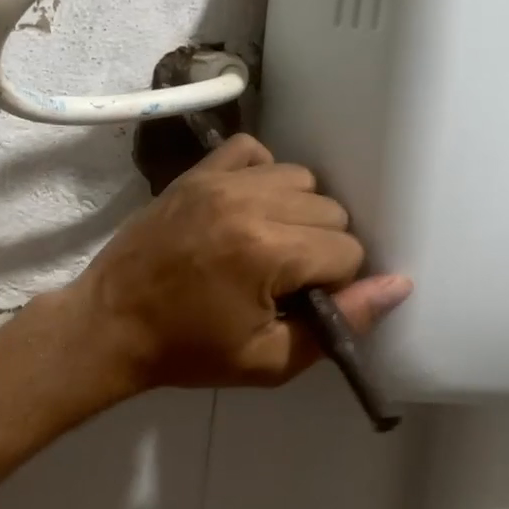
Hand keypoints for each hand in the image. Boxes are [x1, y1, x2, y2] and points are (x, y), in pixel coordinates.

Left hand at [65, 133, 410, 389]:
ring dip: (297, 212)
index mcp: (266, 250)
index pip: (347, 251)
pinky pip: (251, 150)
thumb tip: (398, 284)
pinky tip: (249, 207)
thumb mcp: (270, 359)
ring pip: (298, 178)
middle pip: (329, 210)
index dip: (335, 284)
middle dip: (320, 249)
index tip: (302, 302)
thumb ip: (342, 322)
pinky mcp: (194, 173)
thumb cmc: (188, 350)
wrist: (110, 323)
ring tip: (268, 246)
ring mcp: (216, 181)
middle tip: (285, 280)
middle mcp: (247, 202)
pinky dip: (262, 173)